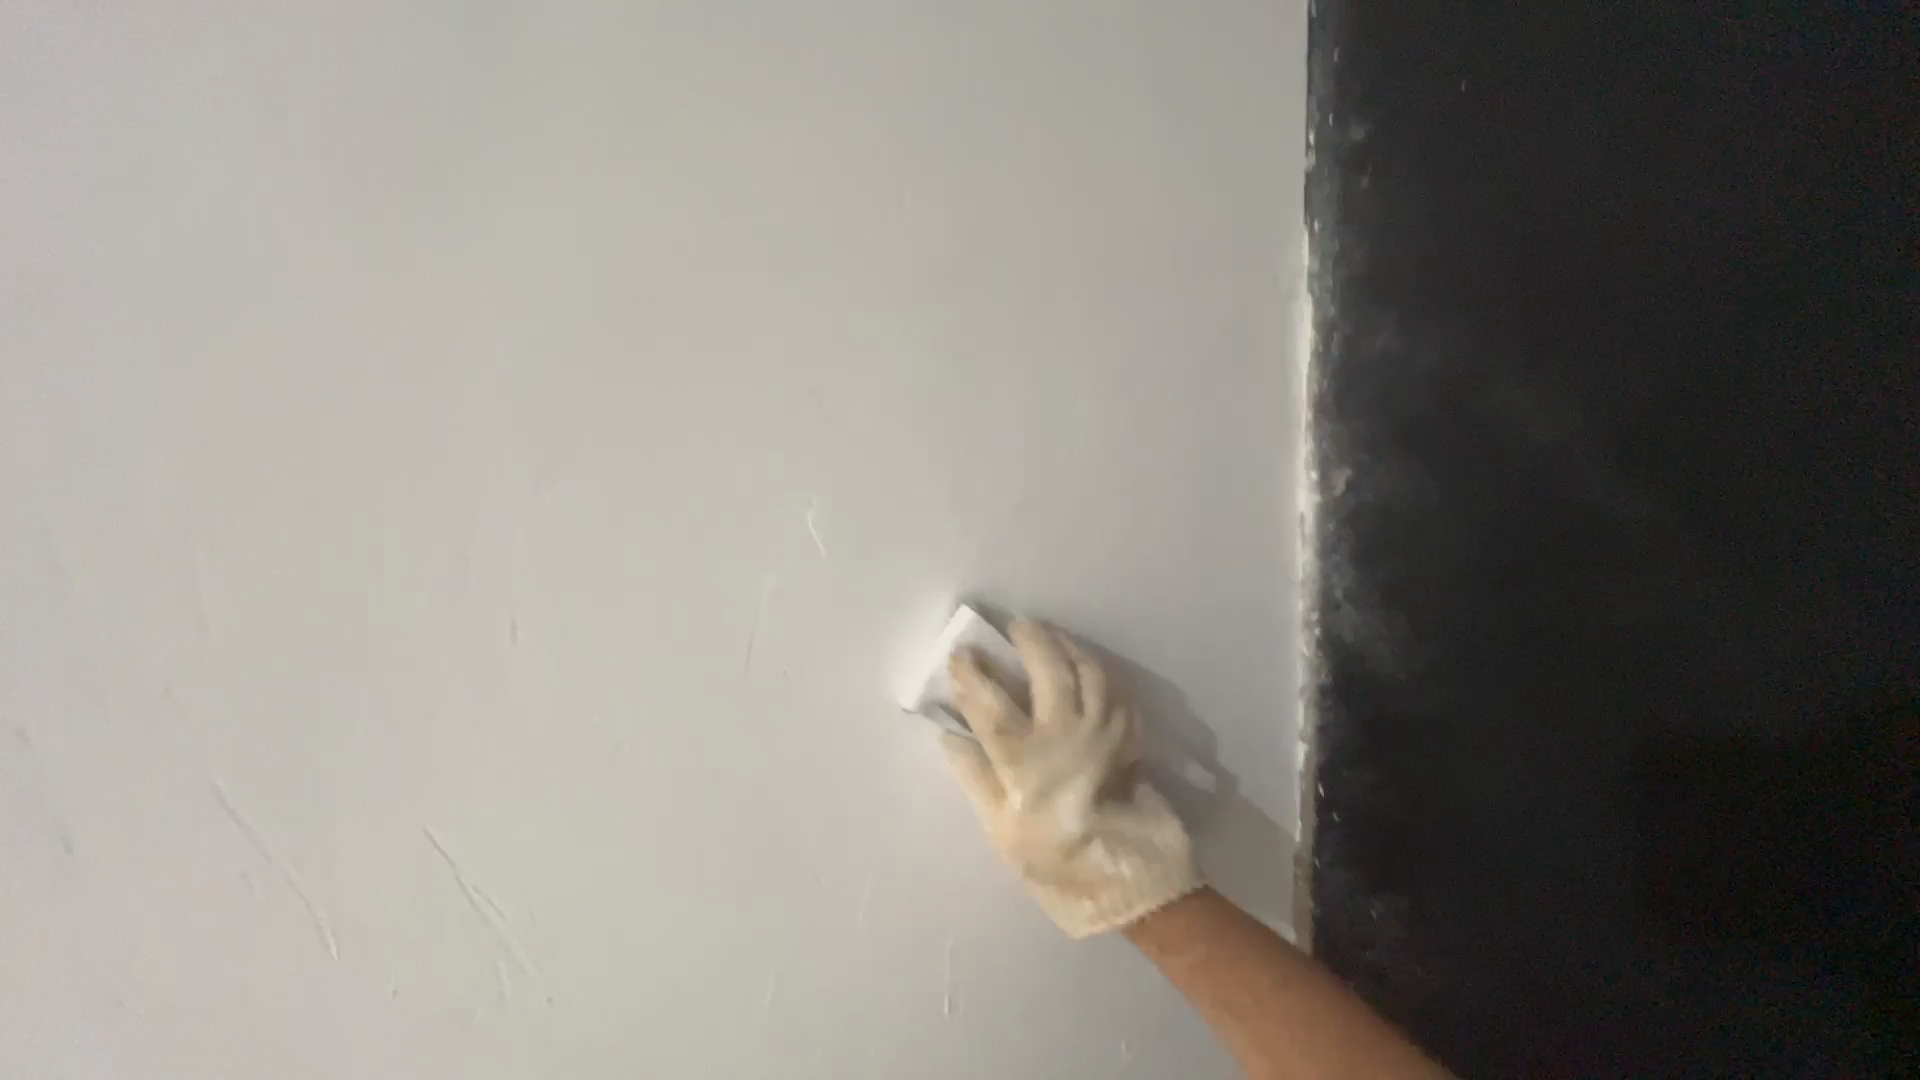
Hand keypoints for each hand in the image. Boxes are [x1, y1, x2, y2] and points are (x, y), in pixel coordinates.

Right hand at [942, 618, 1200, 937]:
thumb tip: (950, 734)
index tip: (961, 653)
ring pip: (1087, 669)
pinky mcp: (1131, 734)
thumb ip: (975, 777)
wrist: (1129, 878)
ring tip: (1050, 635)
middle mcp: (1067, 735)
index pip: (991, 704)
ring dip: (1066, 645)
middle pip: (1049, 670)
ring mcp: (1104, 730)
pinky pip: (1115, 686)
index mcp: (1027, 762)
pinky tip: (1085, 664)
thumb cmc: (1056, 860)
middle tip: (1016, 626)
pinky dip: (1097, 668)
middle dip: (1030, 640)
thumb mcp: (1001, 830)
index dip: (972, 674)